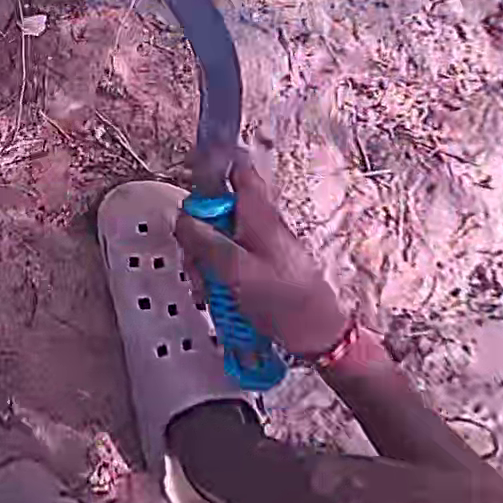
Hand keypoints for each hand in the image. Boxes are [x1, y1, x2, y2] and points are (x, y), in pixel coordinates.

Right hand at [173, 152, 350, 356]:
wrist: (321, 338)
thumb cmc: (284, 301)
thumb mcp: (236, 270)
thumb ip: (205, 241)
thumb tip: (182, 218)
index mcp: (258, 214)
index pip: (237, 171)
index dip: (213, 164)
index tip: (189, 171)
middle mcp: (258, 223)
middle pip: (215, 210)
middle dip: (196, 233)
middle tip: (194, 261)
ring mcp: (258, 245)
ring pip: (216, 237)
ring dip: (202, 260)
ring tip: (206, 288)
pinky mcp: (257, 265)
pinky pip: (225, 258)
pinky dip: (214, 273)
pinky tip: (215, 295)